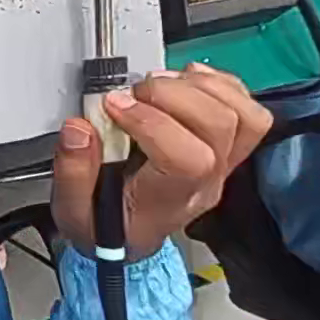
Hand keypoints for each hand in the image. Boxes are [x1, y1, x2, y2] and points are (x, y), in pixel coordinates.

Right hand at [51, 63, 272, 261]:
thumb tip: (78, 128)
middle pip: (220, 126)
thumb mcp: (71, 210)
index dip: (151, 122)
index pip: (187, 157)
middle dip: (172, 95)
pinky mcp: (227, 150)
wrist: (126, 239)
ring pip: (243, 115)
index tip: (113, 106)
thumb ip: (71, 172)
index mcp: (167, 200)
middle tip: (132, 93)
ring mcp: (222, 166)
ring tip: (157, 84)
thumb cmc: (101, 226)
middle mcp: (205, 183)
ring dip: (199, 86)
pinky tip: (185, 80)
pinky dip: (220, 85)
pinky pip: (248, 112)